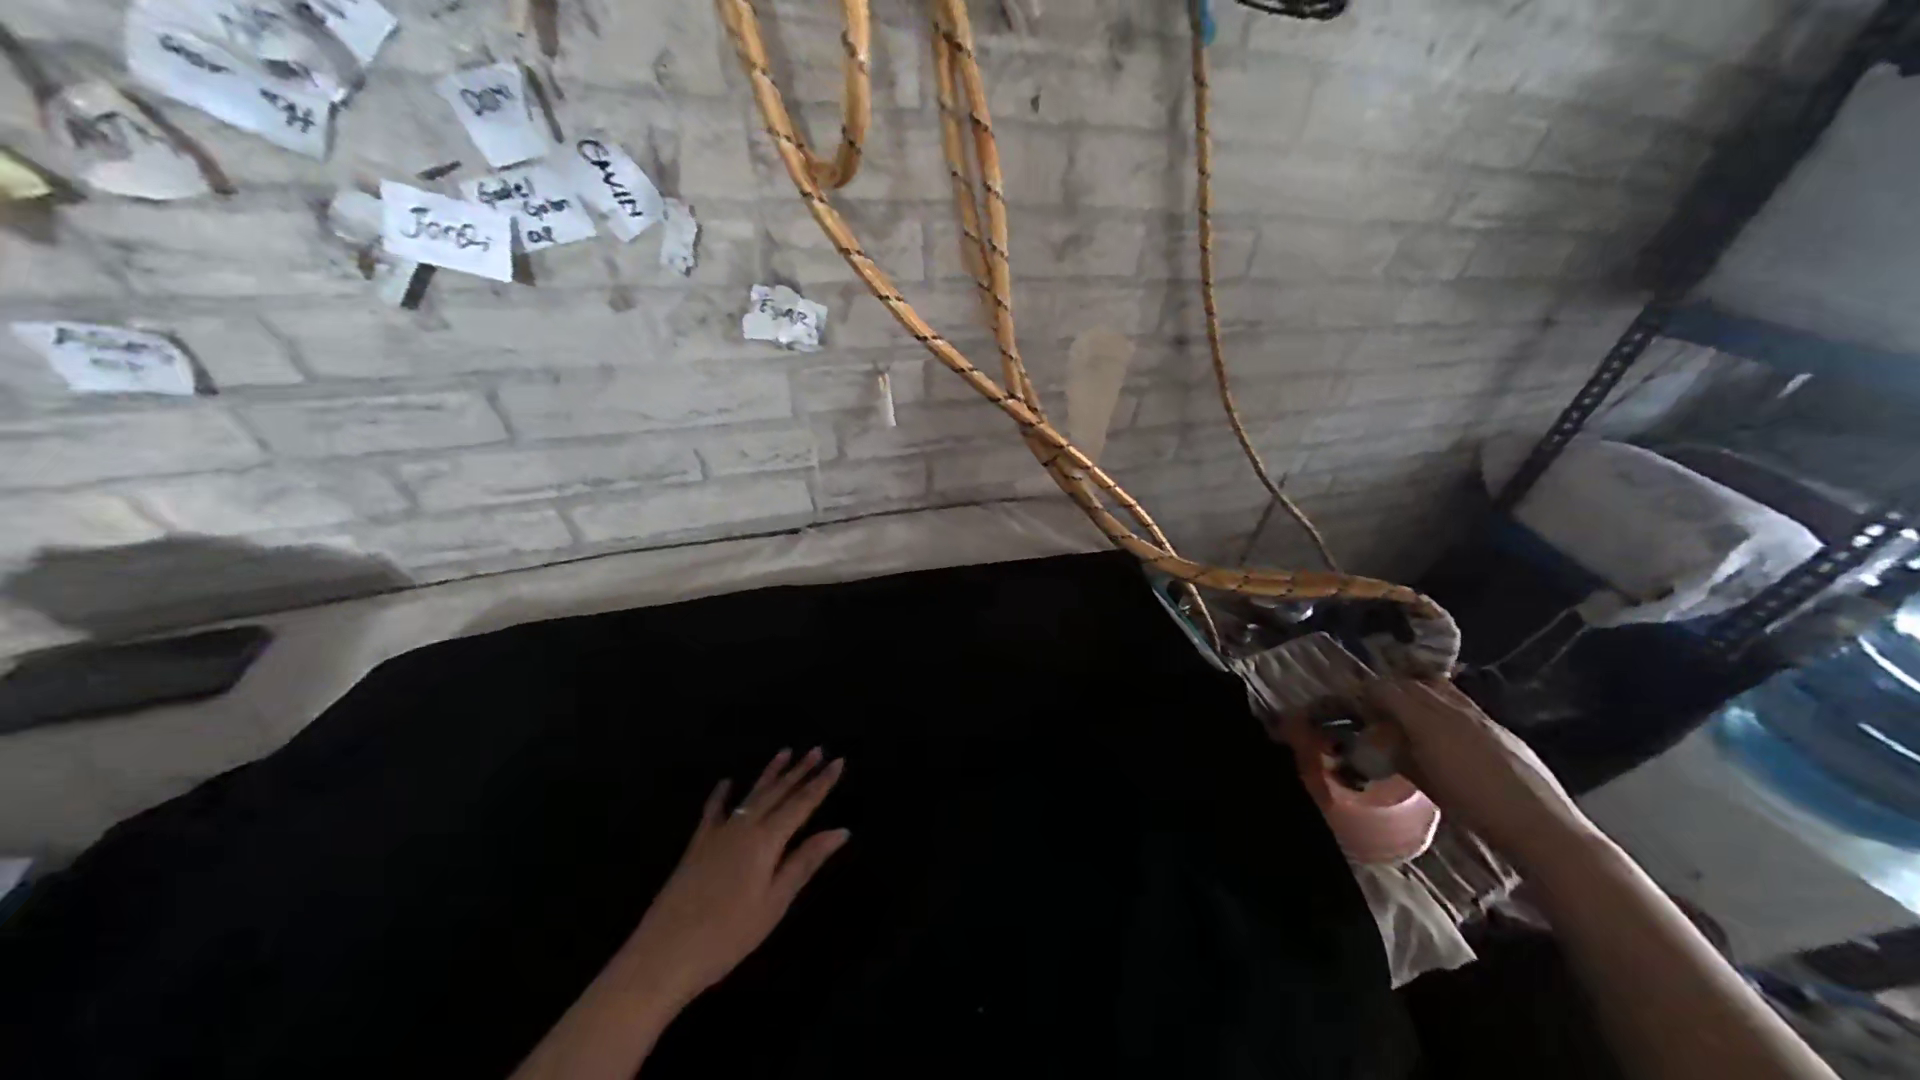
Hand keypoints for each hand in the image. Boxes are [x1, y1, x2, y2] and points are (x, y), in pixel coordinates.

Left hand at [615, 748, 849, 1005]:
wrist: (664, 953)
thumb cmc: (728, 935)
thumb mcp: (774, 902)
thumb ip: (805, 862)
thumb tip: (840, 831)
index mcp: (766, 840)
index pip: (802, 804)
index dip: (821, 783)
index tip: (838, 761)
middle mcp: (744, 827)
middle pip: (777, 792)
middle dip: (799, 771)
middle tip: (817, 749)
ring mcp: (718, 834)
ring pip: (751, 795)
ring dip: (770, 774)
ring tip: (785, 752)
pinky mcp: (697, 845)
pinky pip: (714, 810)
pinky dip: (722, 794)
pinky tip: (726, 782)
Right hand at [1365, 678, 1600, 870]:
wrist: (1541, 826)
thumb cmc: (1475, 809)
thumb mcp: (1426, 783)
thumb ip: (1402, 755)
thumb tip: (1384, 740)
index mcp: (1429, 723)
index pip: (1389, 690)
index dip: (1369, 693)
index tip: (1358, 703)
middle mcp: (1453, 710)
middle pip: (1413, 684)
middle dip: (1391, 690)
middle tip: (1379, 706)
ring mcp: (1482, 717)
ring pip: (1441, 688)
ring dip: (1419, 692)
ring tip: (1410, 711)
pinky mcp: (1502, 729)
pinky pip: (1464, 704)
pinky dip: (1445, 706)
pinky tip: (1446, 729)